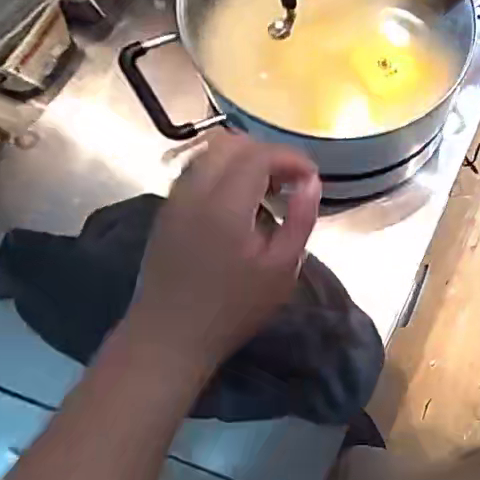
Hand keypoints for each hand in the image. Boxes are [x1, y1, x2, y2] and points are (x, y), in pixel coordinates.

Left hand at [125, 131, 321, 364]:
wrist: (170, 335)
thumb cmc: (234, 307)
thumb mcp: (282, 268)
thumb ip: (300, 219)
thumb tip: (312, 182)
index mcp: (225, 205)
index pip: (259, 154)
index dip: (292, 158)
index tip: (312, 178)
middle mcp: (194, 191)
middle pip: (231, 143)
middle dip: (268, 153)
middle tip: (292, 182)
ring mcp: (174, 199)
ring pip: (209, 154)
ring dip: (244, 160)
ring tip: (268, 191)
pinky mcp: (166, 211)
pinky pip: (197, 172)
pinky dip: (224, 173)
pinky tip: (241, 204)